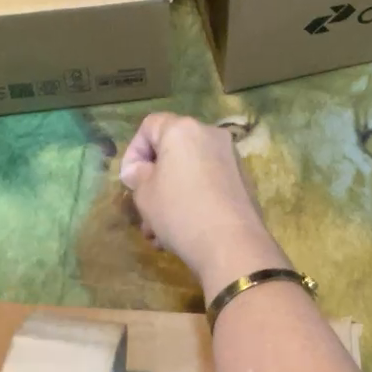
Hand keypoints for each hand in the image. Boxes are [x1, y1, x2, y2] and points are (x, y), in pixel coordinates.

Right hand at [117, 113, 288, 293]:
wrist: (232, 245)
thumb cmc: (180, 212)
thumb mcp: (145, 195)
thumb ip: (138, 176)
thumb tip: (139, 171)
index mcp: (183, 129)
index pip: (149, 126)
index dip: (134, 152)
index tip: (130, 181)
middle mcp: (210, 134)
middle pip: (172, 149)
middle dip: (154, 179)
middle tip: (143, 207)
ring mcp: (230, 157)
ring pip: (189, 170)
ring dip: (171, 194)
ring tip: (159, 231)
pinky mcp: (242, 179)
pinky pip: (207, 182)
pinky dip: (192, 198)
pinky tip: (183, 229)